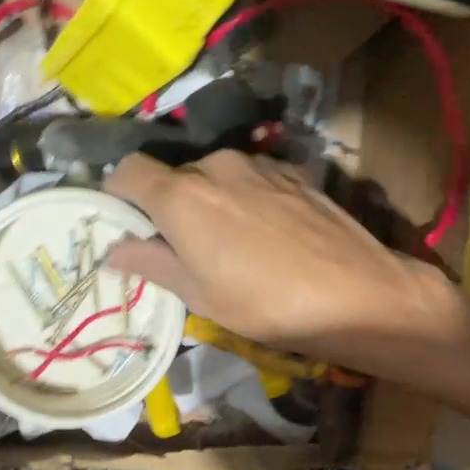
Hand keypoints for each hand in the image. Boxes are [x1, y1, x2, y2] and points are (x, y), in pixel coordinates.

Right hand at [103, 151, 468, 371]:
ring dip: (211, 203)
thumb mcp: (199, 295)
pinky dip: (245, 200)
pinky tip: (265, 236)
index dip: (118, 192)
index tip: (123, 220)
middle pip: (175, 176)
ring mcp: (259, 164)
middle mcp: (216, 165)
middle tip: (182, 250)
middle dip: (169, 206)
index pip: (129, 170)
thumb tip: (114, 249)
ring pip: (216, 176)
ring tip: (230, 247)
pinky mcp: (293, 171)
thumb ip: (152, 263)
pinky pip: (251, 179)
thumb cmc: (264, 305)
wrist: (355, 295)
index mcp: (183, 196)